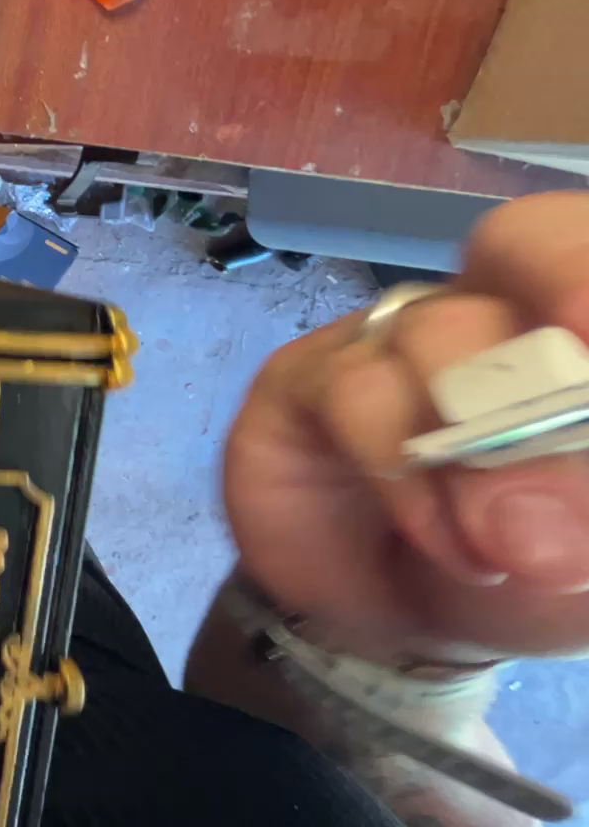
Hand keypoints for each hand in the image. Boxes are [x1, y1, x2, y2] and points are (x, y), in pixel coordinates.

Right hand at [225, 192, 588, 661]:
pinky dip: (405, 471)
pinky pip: (351, 392)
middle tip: (580, 379)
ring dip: (483, 446)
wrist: (382, 617)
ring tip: (509, 546)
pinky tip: (441, 537)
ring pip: (436, 333)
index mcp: (576, 344)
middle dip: (560, 285)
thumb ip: (583, 505)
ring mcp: (386, 344)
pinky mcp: (299, 379)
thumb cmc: (530, 578)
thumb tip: (546, 511)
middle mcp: (494, 323)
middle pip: (522, 242)